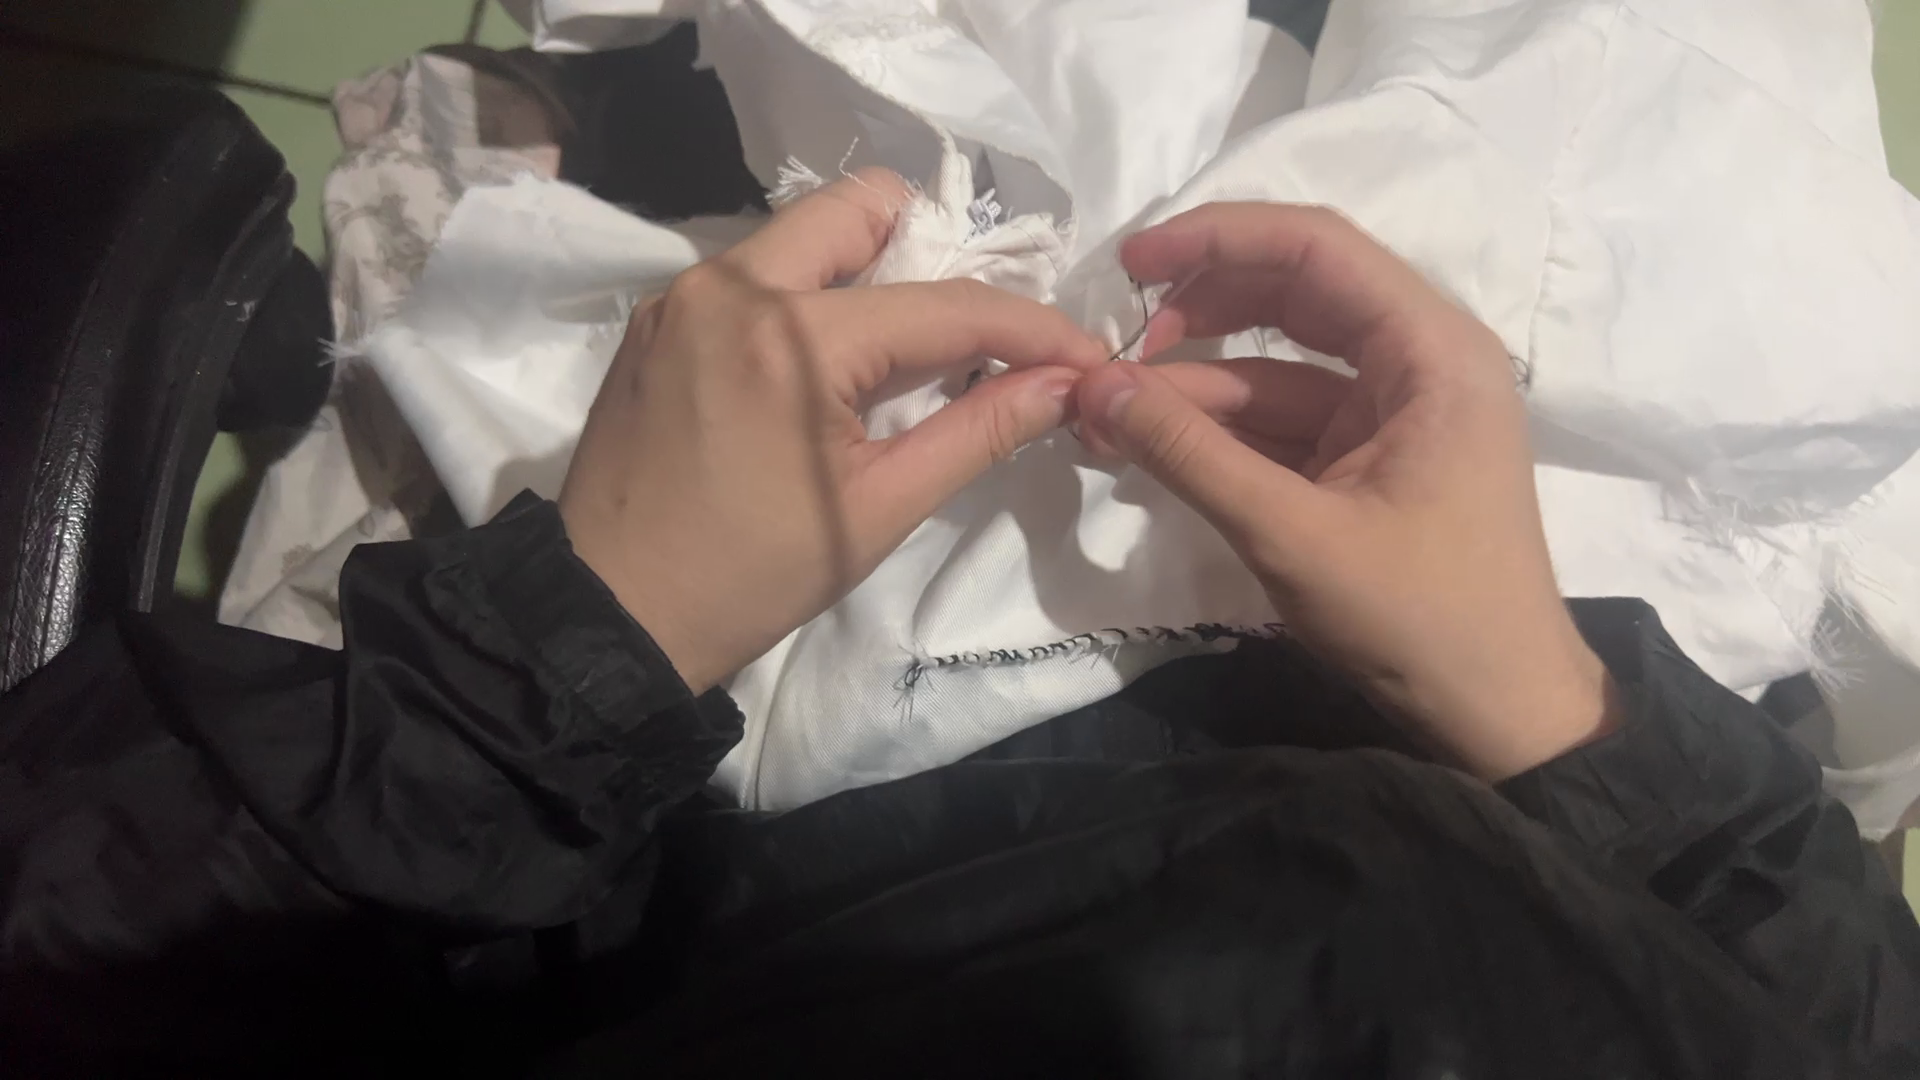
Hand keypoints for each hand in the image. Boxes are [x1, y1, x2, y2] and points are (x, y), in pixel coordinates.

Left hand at [560, 170, 1106, 691]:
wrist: (613, 617)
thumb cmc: (753, 578)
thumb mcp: (880, 509)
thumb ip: (978, 432)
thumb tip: (1061, 383)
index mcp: (792, 337)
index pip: (944, 306)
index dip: (1030, 327)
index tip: (1082, 353)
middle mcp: (729, 284)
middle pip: (863, 209)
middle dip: (937, 257)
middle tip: (967, 338)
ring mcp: (682, 294)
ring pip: (805, 236)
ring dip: (872, 277)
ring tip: (898, 360)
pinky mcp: (657, 319)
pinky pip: (757, 275)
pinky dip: (813, 301)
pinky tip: (823, 373)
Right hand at [1076, 203, 1616, 779]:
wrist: (1489, 713)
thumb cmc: (1415, 617)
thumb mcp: (1289, 531)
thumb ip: (1189, 453)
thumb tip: (1094, 385)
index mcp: (1429, 352)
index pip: (1316, 250)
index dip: (1217, 238)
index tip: (1132, 261)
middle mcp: (1412, 362)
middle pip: (1291, 298)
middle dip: (1197, 313)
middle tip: (1116, 346)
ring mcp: (1382, 413)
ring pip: (1271, 367)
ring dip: (1191, 385)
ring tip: (1112, 411)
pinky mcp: (1355, 458)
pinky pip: (1272, 422)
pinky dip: (1212, 430)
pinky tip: (1151, 444)